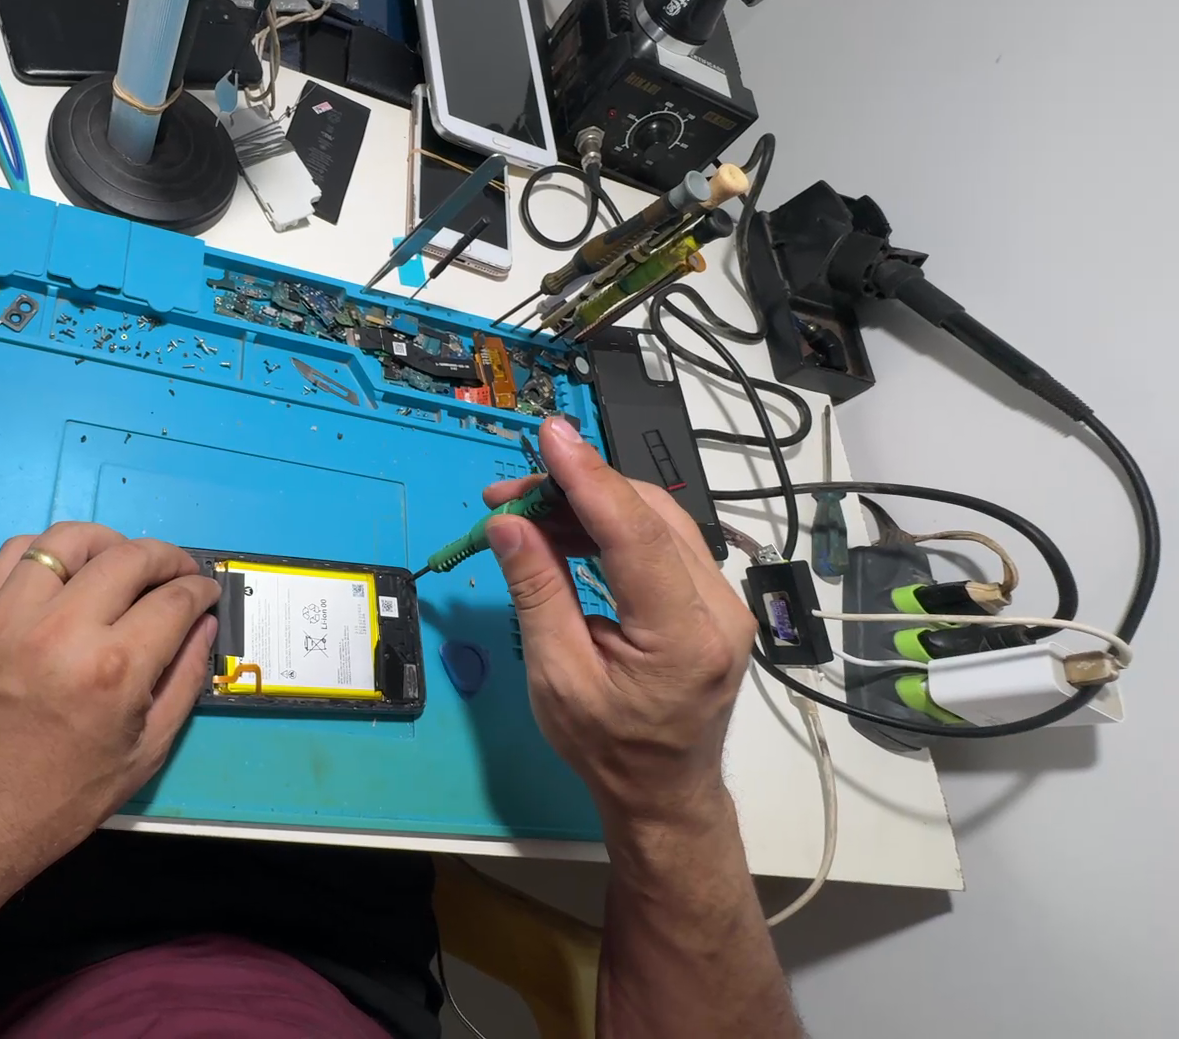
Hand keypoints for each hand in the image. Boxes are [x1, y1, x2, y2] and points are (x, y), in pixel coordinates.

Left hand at [0, 523, 219, 896]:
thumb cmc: (63, 801)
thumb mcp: (145, 753)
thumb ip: (184, 680)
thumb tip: (204, 624)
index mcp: (113, 670)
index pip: (173, 601)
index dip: (200, 590)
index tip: (207, 591)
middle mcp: (63, 629)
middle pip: (129, 557)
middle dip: (168, 557)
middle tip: (179, 572)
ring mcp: (12, 616)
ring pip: (69, 539)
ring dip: (110, 543)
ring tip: (124, 563)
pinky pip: (14, 553)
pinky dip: (49, 550)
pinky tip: (67, 573)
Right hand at [486, 416, 756, 824]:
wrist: (662, 791)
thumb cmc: (605, 745)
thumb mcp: (556, 675)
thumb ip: (537, 592)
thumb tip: (508, 524)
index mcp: (685, 636)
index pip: (637, 536)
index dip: (590, 480)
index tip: (551, 437)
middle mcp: (717, 607)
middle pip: (650, 515)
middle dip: (577, 488)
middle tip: (508, 493)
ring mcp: (719, 599)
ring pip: (655, 519)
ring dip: (587, 503)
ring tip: (523, 510)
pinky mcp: (705, 598)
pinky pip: (656, 540)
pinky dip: (605, 525)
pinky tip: (561, 530)